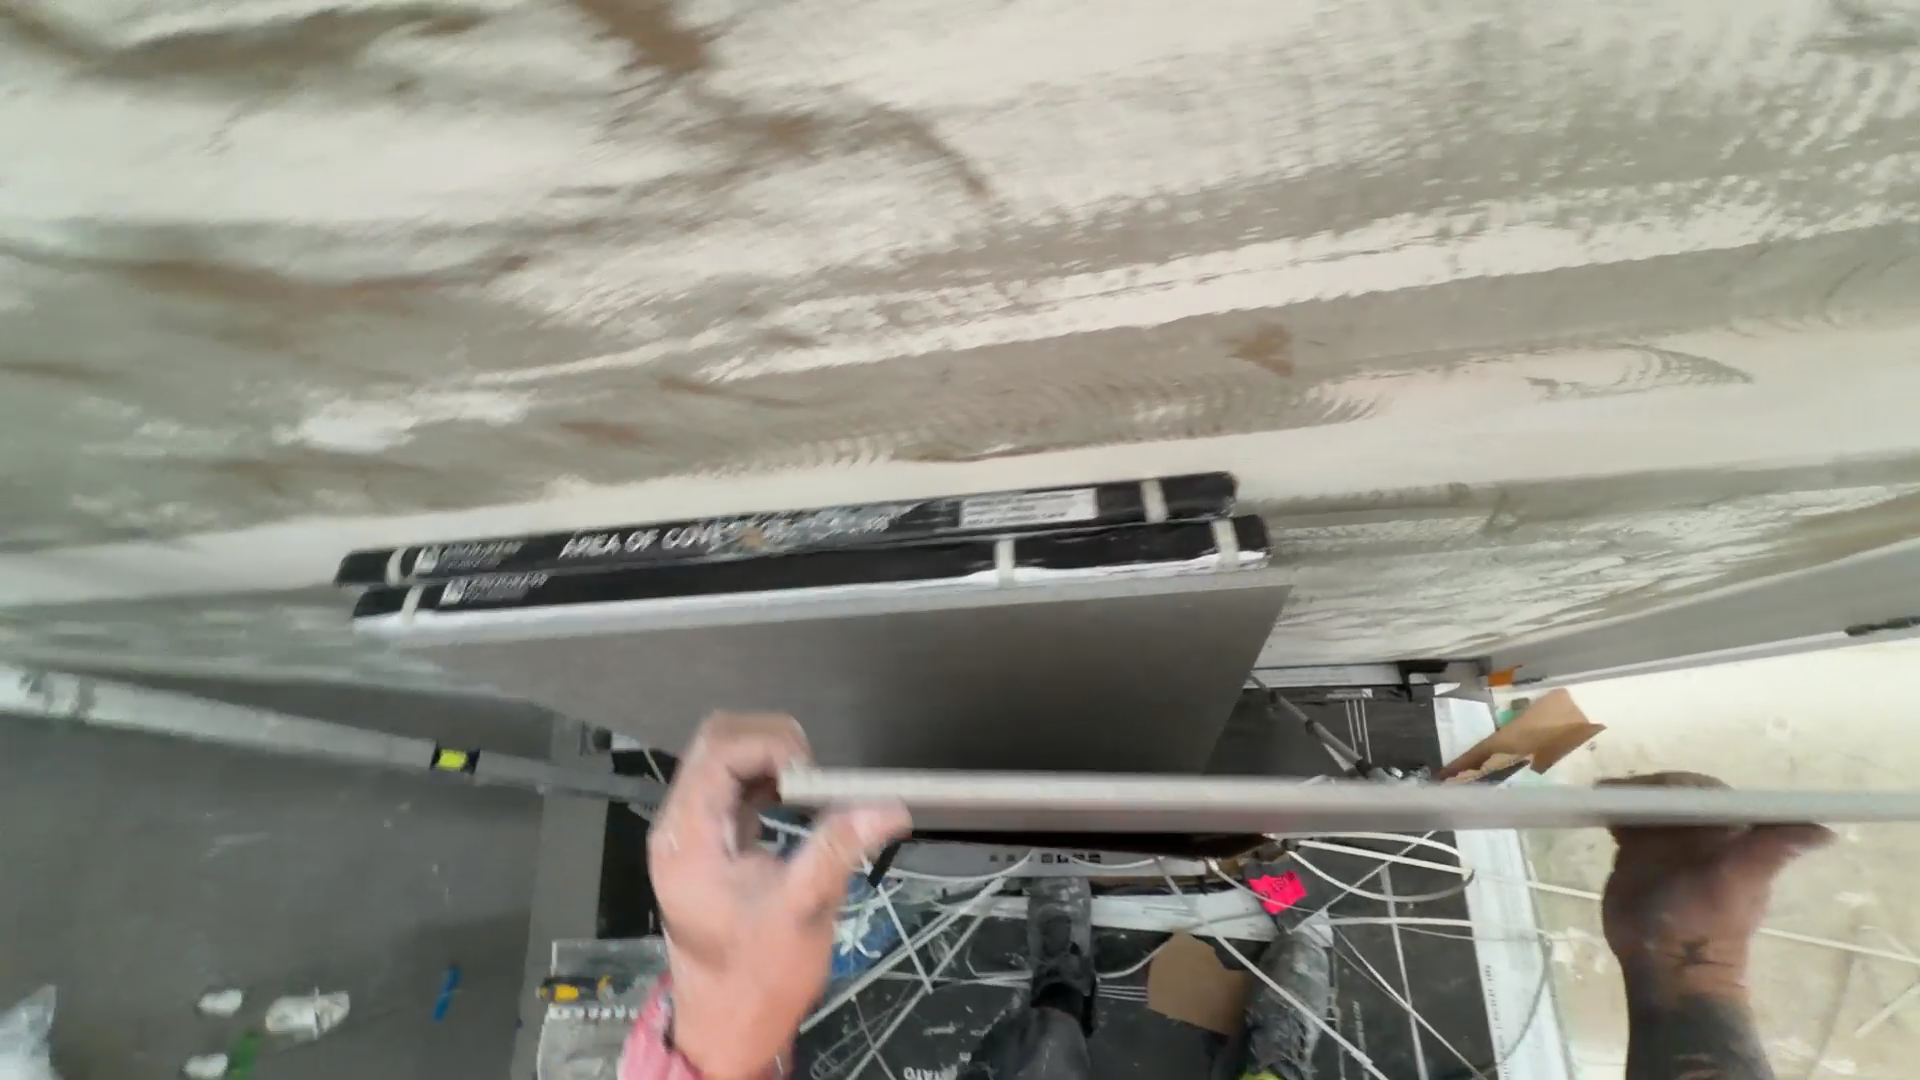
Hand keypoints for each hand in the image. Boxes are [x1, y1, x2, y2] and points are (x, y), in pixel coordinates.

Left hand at [648, 713, 909, 1079]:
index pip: (718, 752)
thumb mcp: (801, 913)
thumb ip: (836, 851)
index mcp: (689, 837)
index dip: (769, 747)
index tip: (810, 779)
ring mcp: (696, 825)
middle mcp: (683, 822)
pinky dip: (768, 772)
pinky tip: (794, 796)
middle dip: (770, 740)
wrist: (730, 1025)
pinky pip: (735, 776)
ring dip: (771, 753)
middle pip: (716, 738)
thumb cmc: (757, 977)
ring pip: (725, 750)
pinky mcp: (714, 832)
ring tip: (806, 787)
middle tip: (811, 777)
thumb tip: (887, 807)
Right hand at [1599, 772, 1830, 999]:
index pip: (1709, 795)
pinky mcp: (1635, 852)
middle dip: (1647, 788)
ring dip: (1627, 796)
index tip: (1652, 788)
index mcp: (1730, 841)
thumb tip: (1825, 832)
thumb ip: (1766, 854)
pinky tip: (1596, 811)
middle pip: (1674, 795)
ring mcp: (1665, 844)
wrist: (1664, 959)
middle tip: (1618, 793)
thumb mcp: (1735, 885)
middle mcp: (1699, 838)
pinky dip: (1613, 810)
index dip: (1682, 785)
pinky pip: (1626, 820)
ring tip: (1603, 798)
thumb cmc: (1702, 922)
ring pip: (1649, 805)